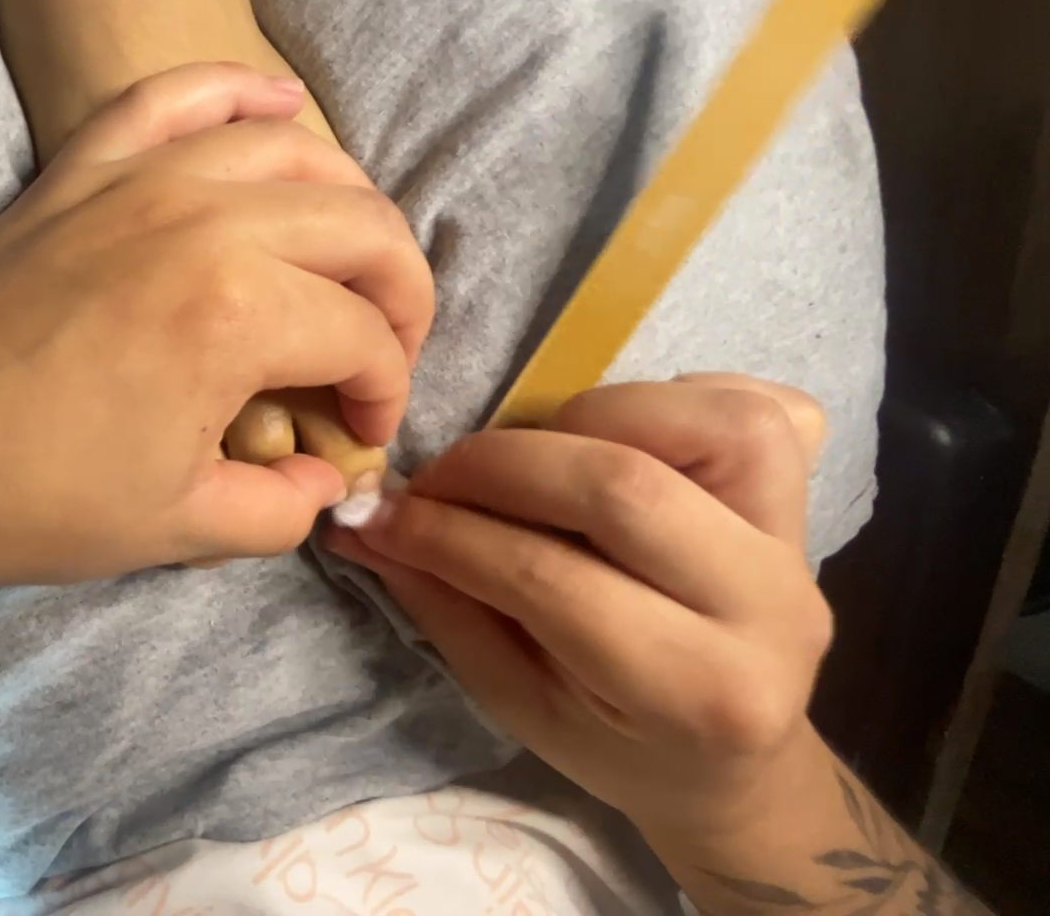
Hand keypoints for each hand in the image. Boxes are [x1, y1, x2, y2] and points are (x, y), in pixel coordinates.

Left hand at [0, 63, 433, 625]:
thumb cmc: (30, 502)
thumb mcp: (182, 528)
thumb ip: (285, 508)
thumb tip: (328, 481)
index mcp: (236, 312)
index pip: (363, 338)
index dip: (385, 392)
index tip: (361, 436)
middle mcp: (198, 221)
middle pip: (356, 227)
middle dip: (398, 294)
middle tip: (381, 354)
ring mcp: (130, 182)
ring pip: (286, 150)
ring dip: (344, 199)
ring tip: (353, 254)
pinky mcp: (74, 175)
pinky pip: (169, 98)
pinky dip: (234, 91)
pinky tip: (277, 104)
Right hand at [325, 375, 834, 840]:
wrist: (731, 759)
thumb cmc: (607, 738)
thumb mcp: (506, 692)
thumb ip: (434, 598)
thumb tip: (354, 523)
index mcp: (689, 689)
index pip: (546, 578)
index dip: (443, 533)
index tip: (377, 516)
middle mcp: (768, 610)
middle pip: (622, 486)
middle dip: (495, 466)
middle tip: (435, 482)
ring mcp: (800, 544)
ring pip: (716, 423)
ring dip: (590, 416)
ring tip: (532, 454)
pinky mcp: (805, 502)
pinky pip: (759, 406)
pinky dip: (670, 399)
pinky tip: (612, 434)